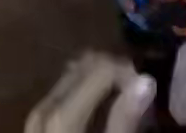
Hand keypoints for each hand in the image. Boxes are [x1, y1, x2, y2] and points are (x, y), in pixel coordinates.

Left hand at [25, 53, 155, 132]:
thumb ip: (124, 121)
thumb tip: (147, 79)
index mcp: (62, 116)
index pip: (101, 67)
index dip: (128, 71)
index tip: (148, 90)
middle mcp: (46, 105)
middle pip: (85, 64)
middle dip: (116, 70)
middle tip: (139, 92)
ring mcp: (37, 111)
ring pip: (74, 71)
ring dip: (101, 76)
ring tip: (124, 98)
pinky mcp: (37, 120)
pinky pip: (65, 86)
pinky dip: (87, 86)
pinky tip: (102, 106)